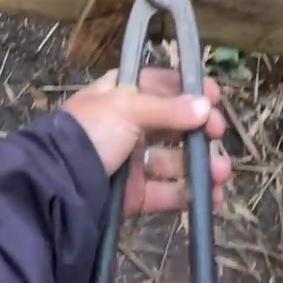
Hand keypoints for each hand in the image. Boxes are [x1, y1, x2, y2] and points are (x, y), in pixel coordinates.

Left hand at [62, 69, 230, 216]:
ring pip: (175, 160)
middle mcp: (128, 124)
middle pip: (173, 124)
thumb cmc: (92, 131)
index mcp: (120, 94)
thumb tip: (206, 106)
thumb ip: (168, 109)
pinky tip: (213, 198)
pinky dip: (191, 195)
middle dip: (200, 130)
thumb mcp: (125, 108)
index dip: (187, 88)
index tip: (214, 96)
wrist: (60, 181)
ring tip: (222, 173)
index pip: (159, 84)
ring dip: (202, 165)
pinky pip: (168, 192)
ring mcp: (132, 160)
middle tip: (217, 135)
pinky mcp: (134, 193)